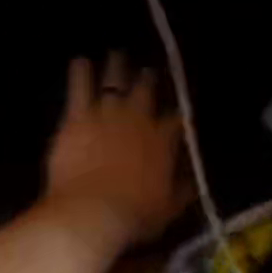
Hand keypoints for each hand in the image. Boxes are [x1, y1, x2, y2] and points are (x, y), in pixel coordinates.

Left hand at [44, 53, 188, 245]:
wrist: (92, 213)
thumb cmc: (135, 216)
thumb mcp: (168, 209)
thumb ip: (182, 191)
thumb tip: (194, 182)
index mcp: (163, 141)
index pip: (177, 120)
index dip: (178, 115)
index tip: (178, 113)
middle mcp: (139, 118)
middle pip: (147, 89)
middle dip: (150, 79)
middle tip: (148, 72)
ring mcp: (107, 113)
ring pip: (115, 79)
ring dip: (117, 67)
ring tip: (117, 56)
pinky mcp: (78, 116)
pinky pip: (79, 86)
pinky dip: (81, 72)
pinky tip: (80, 62)